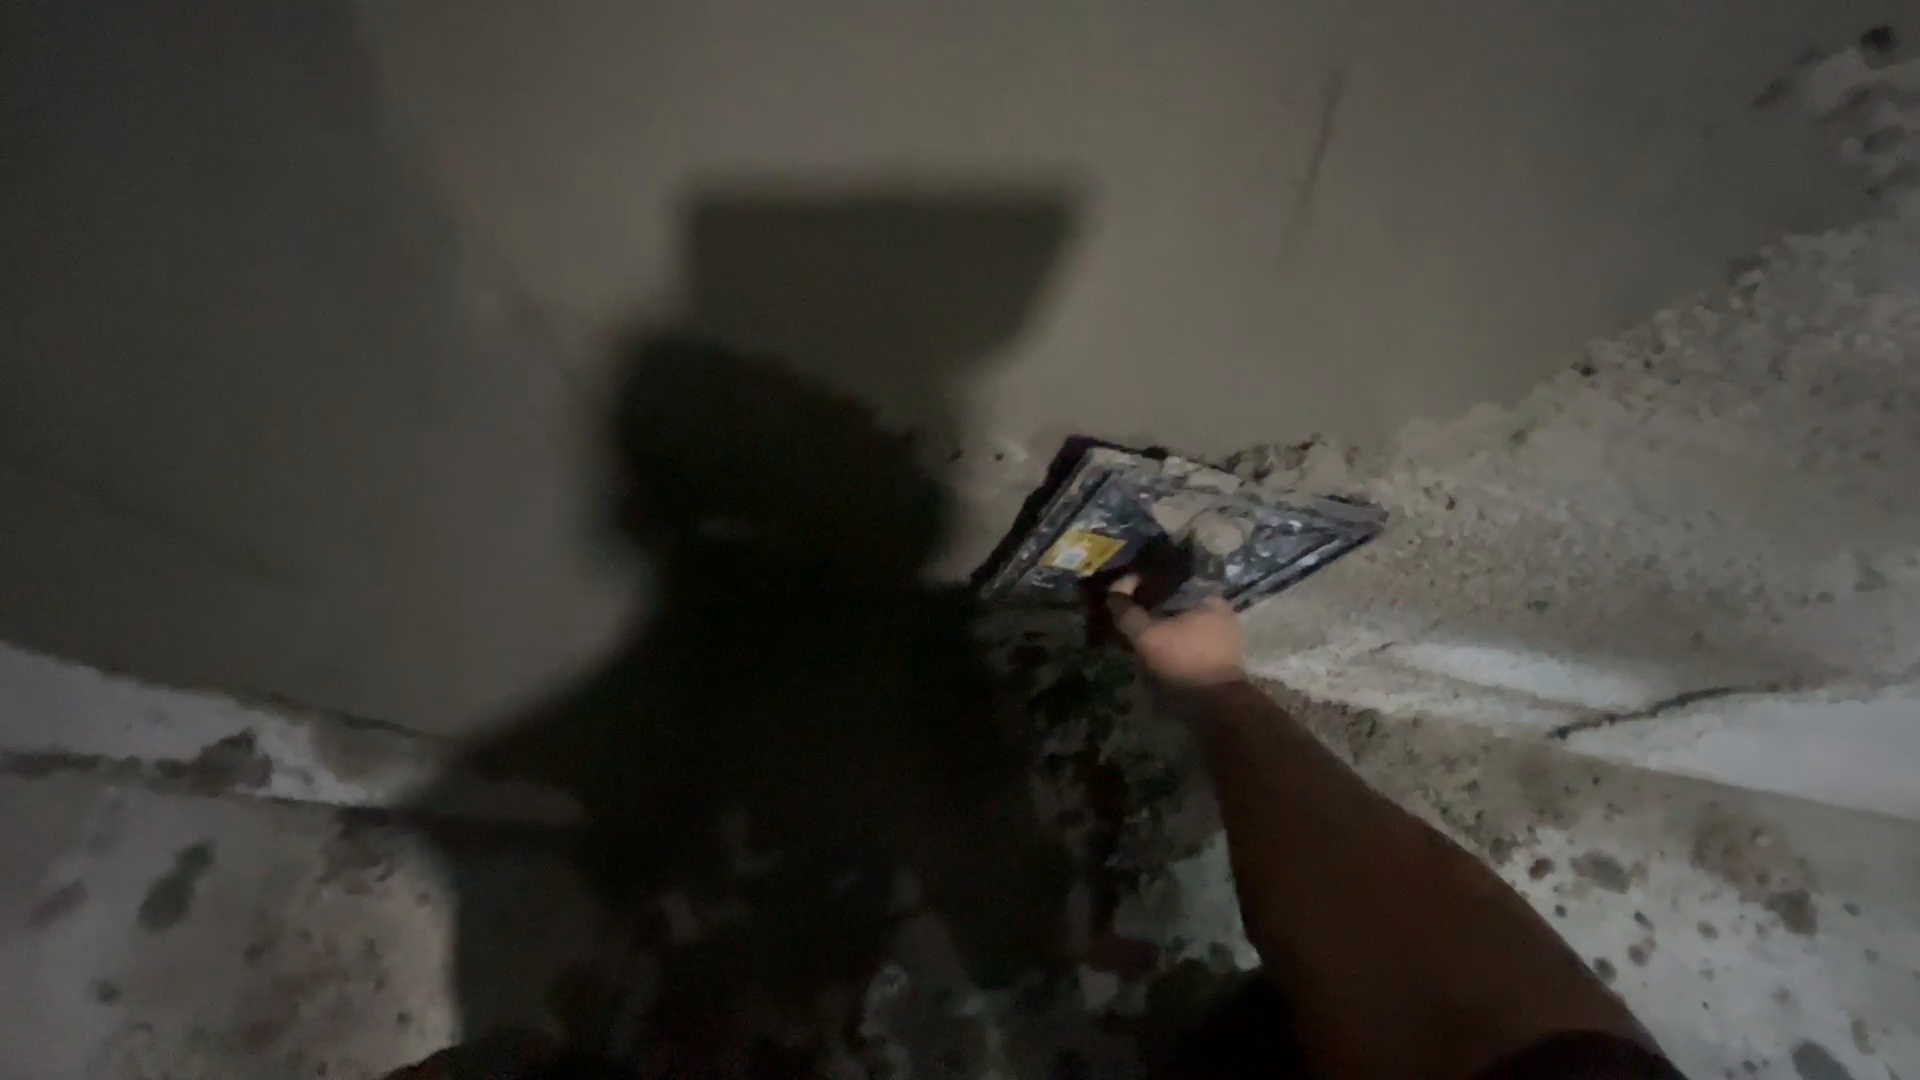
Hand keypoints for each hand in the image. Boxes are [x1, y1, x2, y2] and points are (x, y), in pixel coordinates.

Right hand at [1105, 576, 1245, 689]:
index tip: (1120, 593)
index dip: (1140, 584)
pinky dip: (1165, 643)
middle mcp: (1219, 612)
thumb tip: (1112, 594)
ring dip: (1154, 628)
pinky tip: (1147, 651)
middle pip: (1172, 603)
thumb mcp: (1145, 634)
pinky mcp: (1216, 659)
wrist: (1215, 708)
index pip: (1167, 580)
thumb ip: (1126, 611)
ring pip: (1177, 624)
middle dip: (1147, 608)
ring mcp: (1220, 637)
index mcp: (1208, 596)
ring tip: (1131, 635)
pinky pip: (1183, 642)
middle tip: (1123, 614)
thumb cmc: (1182, 661)